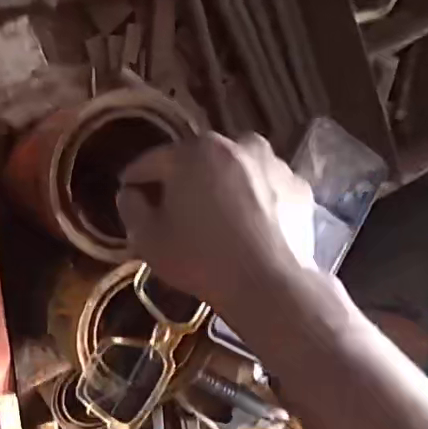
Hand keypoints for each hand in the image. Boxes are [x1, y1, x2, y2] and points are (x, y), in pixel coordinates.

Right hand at [115, 131, 316, 313]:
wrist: (269, 284)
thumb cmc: (201, 260)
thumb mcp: (148, 240)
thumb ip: (131, 208)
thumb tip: (131, 192)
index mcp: (194, 151)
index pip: (153, 161)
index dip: (136, 179)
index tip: (129, 193)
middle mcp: (237, 144)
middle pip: (197, 161)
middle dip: (183, 182)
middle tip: (175, 213)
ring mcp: (273, 163)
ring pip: (235, 171)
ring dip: (222, 188)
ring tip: (217, 222)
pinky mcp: (298, 186)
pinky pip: (265, 189)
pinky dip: (255, 201)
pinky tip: (250, 229)